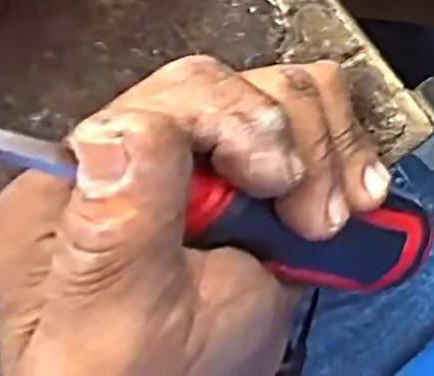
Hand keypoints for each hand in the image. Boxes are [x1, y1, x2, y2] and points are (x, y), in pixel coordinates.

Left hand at [0, 56, 393, 375]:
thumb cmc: (150, 372)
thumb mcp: (116, 326)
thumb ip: (114, 234)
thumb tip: (119, 132)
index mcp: (76, 187)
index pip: (175, 97)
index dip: (241, 124)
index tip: (279, 185)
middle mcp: (150, 148)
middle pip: (250, 86)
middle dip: (301, 146)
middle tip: (313, 217)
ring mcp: (220, 141)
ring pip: (302, 91)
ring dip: (335, 155)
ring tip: (333, 219)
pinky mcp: (277, 143)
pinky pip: (334, 106)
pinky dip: (356, 150)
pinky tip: (356, 195)